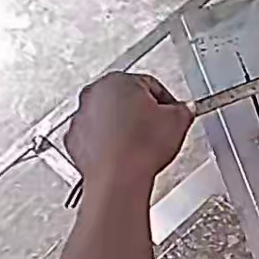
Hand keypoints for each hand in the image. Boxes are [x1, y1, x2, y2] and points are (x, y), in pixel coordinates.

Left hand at [65, 72, 192, 189]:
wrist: (118, 176)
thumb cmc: (141, 147)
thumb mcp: (179, 122)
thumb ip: (183, 109)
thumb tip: (182, 109)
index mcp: (121, 81)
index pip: (151, 84)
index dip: (167, 101)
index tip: (173, 113)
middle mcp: (95, 93)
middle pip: (126, 97)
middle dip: (142, 112)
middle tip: (158, 128)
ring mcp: (82, 116)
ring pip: (108, 116)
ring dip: (125, 127)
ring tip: (142, 144)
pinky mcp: (75, 139)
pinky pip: (95, 136)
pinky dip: (109, 143)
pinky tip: (125, 153)